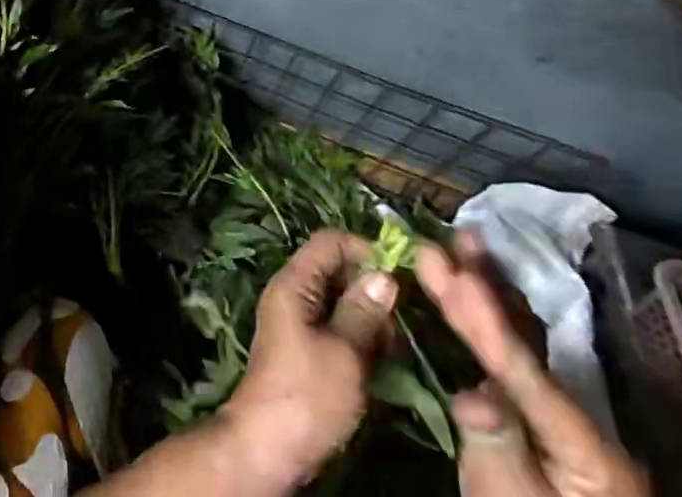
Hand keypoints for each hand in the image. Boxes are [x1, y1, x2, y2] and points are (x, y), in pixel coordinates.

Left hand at [220, 229, 401, 488]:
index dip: (365, 248)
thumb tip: (384, 273)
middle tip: (408, 316)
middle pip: (338, 268)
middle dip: (375, 285)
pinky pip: (341, 324)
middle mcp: (293, 293)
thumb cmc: (308, 393)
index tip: (407, 272)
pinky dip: (365, 334)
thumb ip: (363, 311)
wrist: (273, 439)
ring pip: (344, 299)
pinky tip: (385, 358)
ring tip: (395, 343)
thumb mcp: (344, 351)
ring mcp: (299, 319)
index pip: (328, 242)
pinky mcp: (309, 344)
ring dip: (373, 315)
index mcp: (293, 284)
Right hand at [416, 232, 649, 496]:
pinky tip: (478, 290)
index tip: (453, 275)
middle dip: (485, 290)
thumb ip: (495, 446)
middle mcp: (577, 418)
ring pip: (524, 343)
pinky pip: (514, 355)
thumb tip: (473, 394)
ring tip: (467, 246)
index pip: (522, 371)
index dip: (486, 321)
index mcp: (581, 444)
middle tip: (458, 238)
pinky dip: (492, 317)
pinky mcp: (542, 414)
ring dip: (489, 292)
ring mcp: (562, 414)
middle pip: (527, 345)